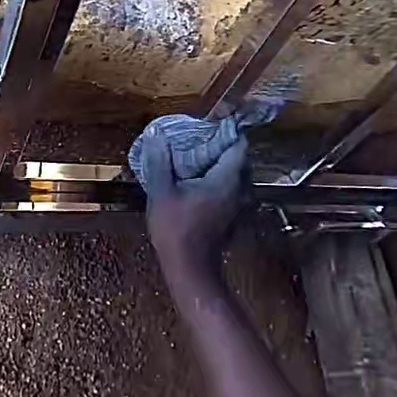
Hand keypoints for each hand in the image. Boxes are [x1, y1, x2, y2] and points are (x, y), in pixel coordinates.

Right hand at [143, 131, 249, 277]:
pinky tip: (197, 183)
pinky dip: (219, 181)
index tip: (207, 126)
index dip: (226, 133)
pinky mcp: (234, 217)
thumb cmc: (176, 230)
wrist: (190, 269)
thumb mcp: (162, 193)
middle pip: (239, 159)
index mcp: (227, 179)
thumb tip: (156, 135)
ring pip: (236, 176)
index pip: (238, 146)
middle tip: (196, 141)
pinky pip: (231, 190)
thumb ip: (160, 161)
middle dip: (220, 147)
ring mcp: (240, 205)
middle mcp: (240, 190)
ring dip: (219, 165)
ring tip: (195, 160)